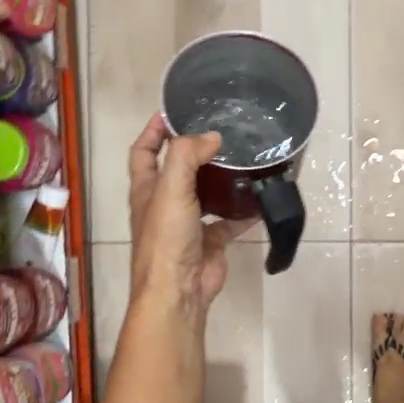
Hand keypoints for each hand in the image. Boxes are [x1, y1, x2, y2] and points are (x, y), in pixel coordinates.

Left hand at [128, 115, 255, 315]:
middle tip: (220, 131)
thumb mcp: (171, 188)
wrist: (178, 290)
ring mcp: (187, 224)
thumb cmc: (166, 238)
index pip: (144, 151)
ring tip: (243, 158)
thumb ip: (187, 156)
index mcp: (146, 189)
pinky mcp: (208, 242)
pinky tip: (260, 199)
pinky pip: (228, 222)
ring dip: (220, 179)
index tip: (174, 112)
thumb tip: (212, 137)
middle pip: (177, 170)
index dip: (154, 130)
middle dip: (194, 151)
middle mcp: (164, 204)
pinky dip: (243, 212)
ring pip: (205, 194)